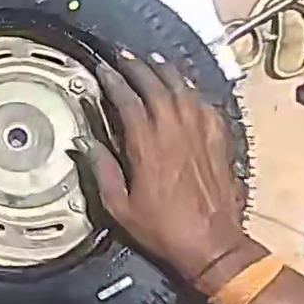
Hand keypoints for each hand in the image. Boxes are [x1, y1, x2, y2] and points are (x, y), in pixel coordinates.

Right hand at [75, 56, 266, 294]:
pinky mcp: (219, 143)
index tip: (104, 70)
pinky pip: (206, 107)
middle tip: (125, 57)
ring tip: (154, 60)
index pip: (128, 102)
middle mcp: (175, 135)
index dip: (114, 82)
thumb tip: (84, 143)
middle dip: (139, 68)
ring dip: (167, 72)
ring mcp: (200, 137)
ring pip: (183, 92)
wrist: (213, 247)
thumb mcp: (119, 206)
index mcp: (148, 148)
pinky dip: (194, 92)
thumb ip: (101, 170)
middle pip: (157, 88)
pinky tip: (187, 88)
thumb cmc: (164, 228)